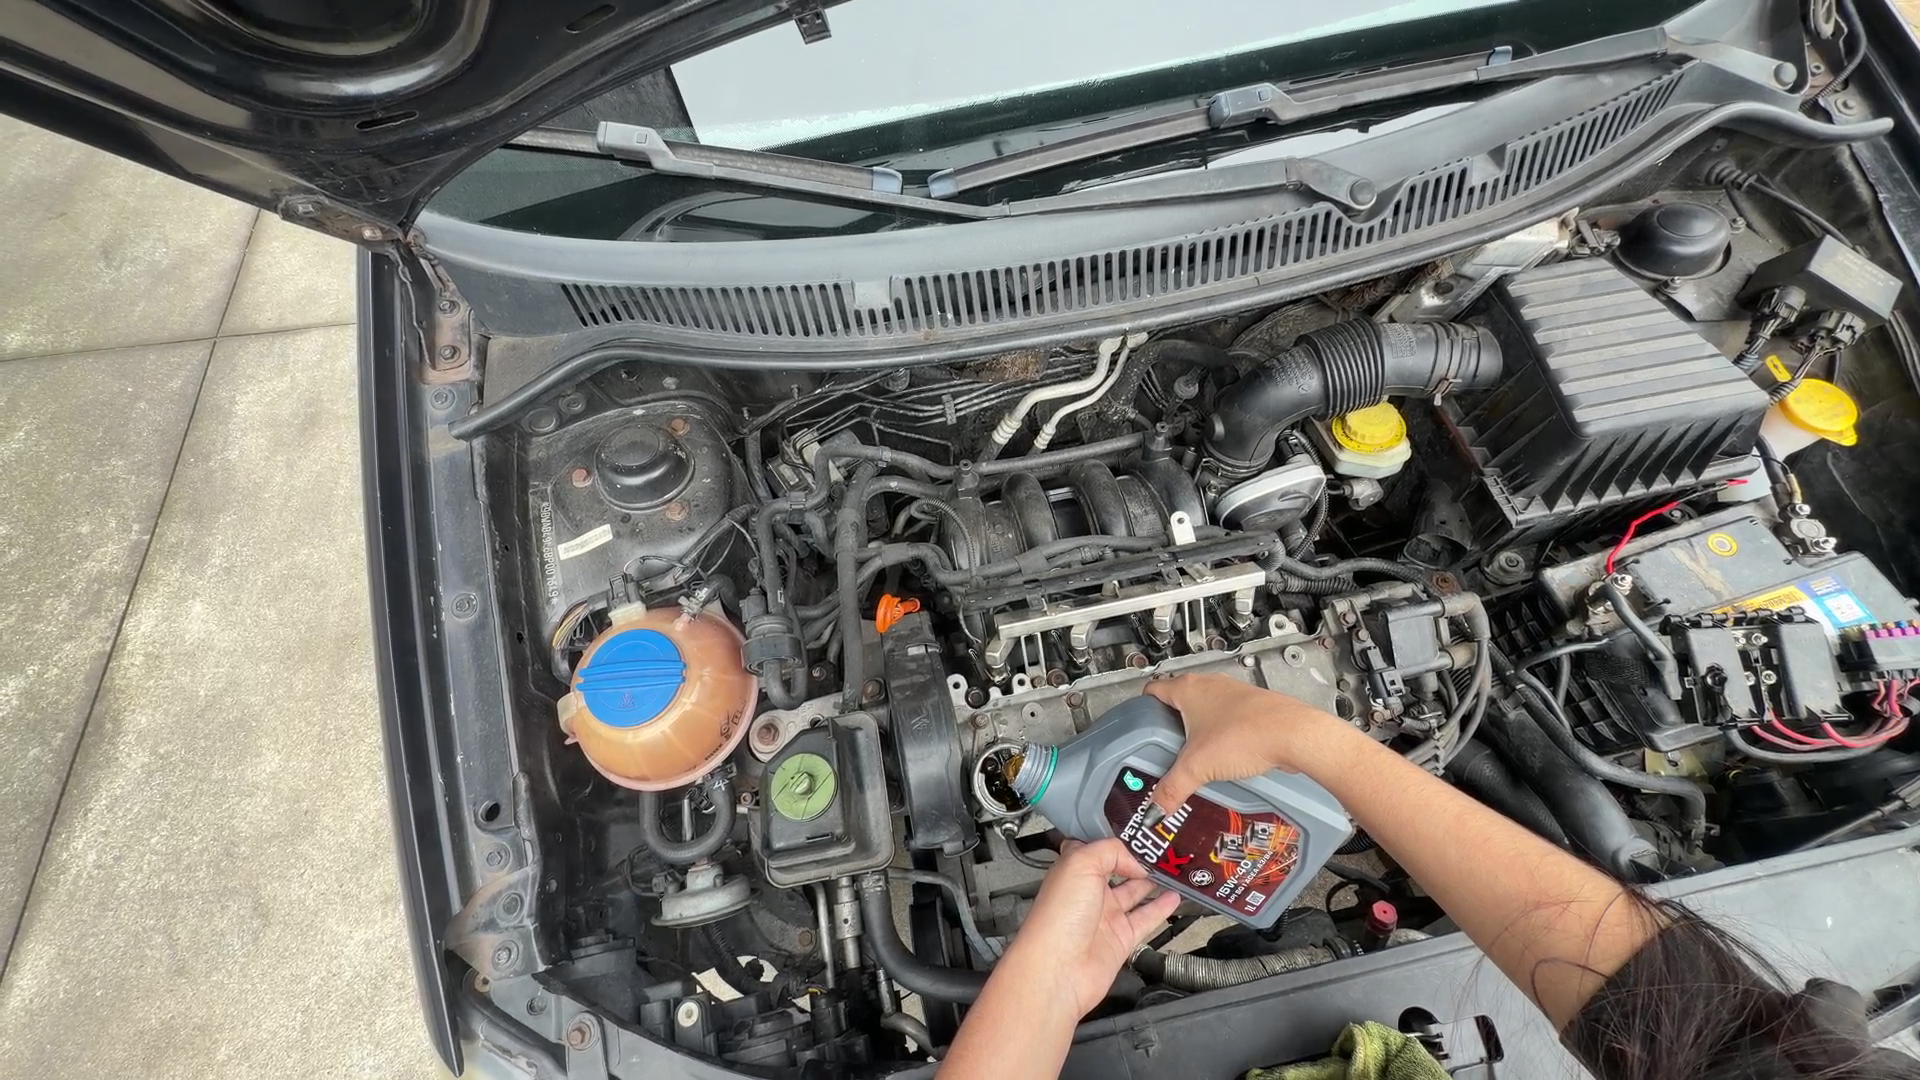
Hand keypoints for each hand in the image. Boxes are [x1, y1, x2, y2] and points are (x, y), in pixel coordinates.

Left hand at [996, 838, 1179, 1017]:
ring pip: (1134, 893)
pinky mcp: (1120, 939)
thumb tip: (1134, 861)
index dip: (1117, 841)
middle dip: (1138, 860)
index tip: (1140, 835)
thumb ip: (1111, 852)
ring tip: (1172, 870)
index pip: (1099, 849)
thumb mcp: (1081, 864)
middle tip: (1162, 851)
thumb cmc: (1058, 916)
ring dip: (1152, 882)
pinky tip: (1173, 898)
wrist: (1059, 968)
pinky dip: (1161, 908)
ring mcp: (1105, 916)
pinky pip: (1145, 919)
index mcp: (1075, 869)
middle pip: (1118, 870)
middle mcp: (1089, 891)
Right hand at [1143, 674, 1359, 813]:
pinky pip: (1228, 716)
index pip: (1152, 690)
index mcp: (1187, 688)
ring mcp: (1233, 693)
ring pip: (1205, 708)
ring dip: (1198, 728)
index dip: (1143, 709)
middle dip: (1171, 724)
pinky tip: (1225, 755)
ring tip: (1195, 755)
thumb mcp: (1199, 766)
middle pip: (1178, 700)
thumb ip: (1172, 788)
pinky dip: (1222, 732)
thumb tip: (1155, 808)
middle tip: (1166, 749)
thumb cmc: (1247, 735)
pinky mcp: (1253, 706)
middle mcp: (1209, 684)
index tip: (1140, 728)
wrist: (1295, 735)